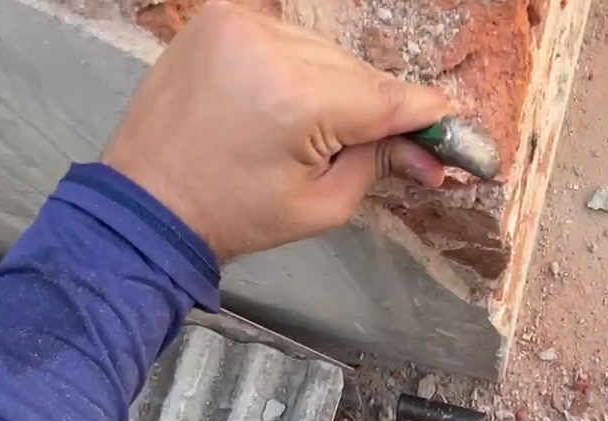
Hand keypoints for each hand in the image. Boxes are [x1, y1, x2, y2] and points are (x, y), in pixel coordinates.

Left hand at [103, 2, 450, 259]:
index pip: (384, 97)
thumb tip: (429, 159)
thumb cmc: (236, 215)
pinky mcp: (221, 17)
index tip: (454, 127)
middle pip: (359, 72)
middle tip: (408, 147)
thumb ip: (378, 167)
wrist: (152, 199)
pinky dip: (309, 70)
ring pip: (328, 53)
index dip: (425, 114)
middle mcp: (270, 43)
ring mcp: (242, 22)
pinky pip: (292, 41)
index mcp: (296, 98)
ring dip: (345, 89)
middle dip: (385, 109)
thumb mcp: (322, 206)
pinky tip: (302, 106)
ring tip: (336, 134)